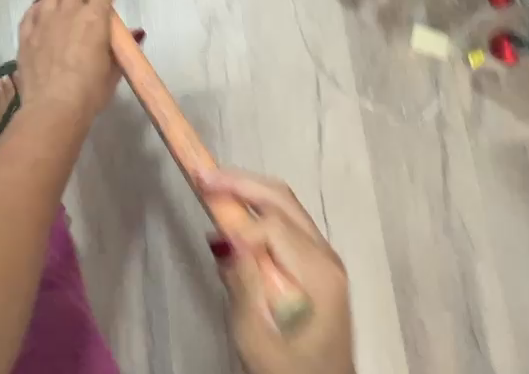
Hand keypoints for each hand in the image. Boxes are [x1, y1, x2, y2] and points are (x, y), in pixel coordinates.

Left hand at [17, 0, 128, 121]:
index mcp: (93, 18)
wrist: (52, 110)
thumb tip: (135, 34)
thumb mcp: (113, 70)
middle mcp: (68, 12)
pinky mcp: (26, 34)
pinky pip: (32, 9)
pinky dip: (43, 4)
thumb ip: (121, 48)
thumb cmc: (89, 93)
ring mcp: (43, 21)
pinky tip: (46, 8)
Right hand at [202, 169, 354, 373]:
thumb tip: (225, 238)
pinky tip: (234, 213)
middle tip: (202, 173)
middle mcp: (326, 254)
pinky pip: (287, 223)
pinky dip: (258, 210)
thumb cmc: (288, 373)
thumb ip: (243, 287)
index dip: (237, 219)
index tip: (206, 218)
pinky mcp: (316, 264)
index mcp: (318, 273)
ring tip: (212, 185)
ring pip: (285, 205)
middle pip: (282, 199)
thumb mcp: (257, 341)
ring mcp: (324, 257)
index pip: (273, 225)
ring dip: (249, 191)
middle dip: (240, 182)